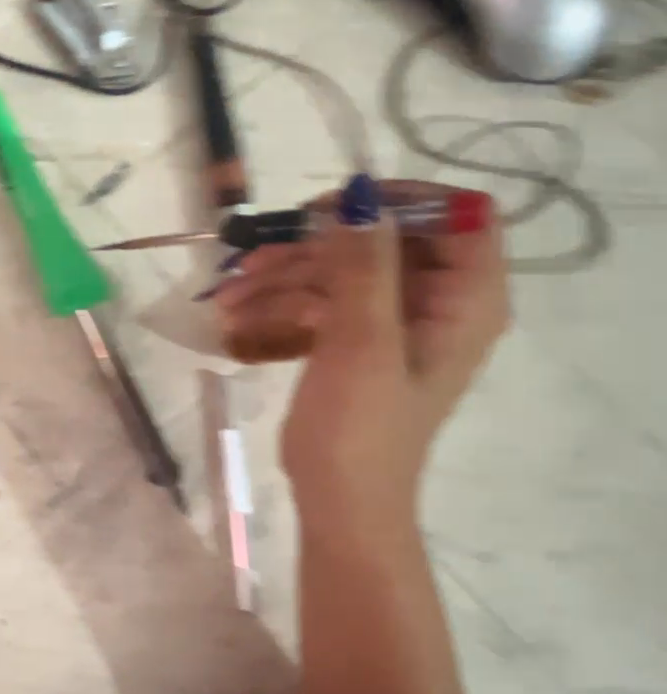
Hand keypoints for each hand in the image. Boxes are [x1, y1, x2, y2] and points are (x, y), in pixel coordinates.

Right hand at [218, 179, 508, 534]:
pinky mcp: (356, 340)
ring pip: (340, 269)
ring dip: (281, 276)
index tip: (326, 208)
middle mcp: (438, 302)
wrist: (340, 496)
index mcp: (466, 300)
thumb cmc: (361, 425)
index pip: (459, 217)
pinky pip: (320, 300)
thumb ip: (362, 265)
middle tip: (251, 256)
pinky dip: (278, 302)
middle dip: (314, 243)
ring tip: (227, 297)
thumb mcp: (360, 341)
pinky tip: (235, 317)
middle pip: (383, 240)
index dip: (397, 201)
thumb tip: (355, 197)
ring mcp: (394, 322)